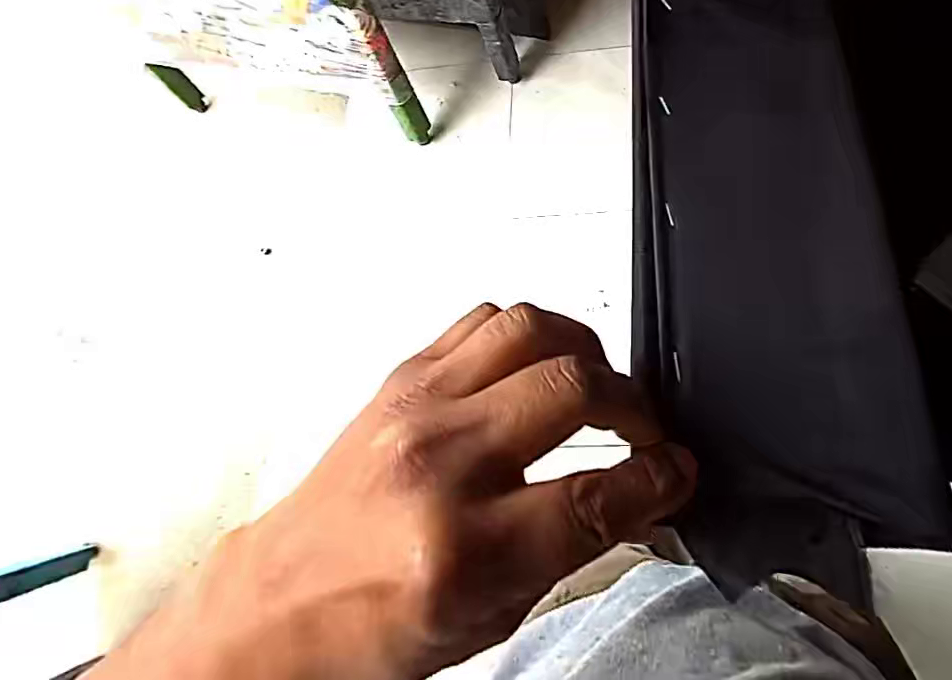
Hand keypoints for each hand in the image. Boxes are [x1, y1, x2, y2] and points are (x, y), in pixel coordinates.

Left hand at [92, 303, 697, 679]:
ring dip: (585, 351)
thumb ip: (572, 548)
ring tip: (598, 382)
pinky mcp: (403, 376)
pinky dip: (528, 334)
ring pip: (531, 329)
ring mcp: (418, 405)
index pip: (592, 497)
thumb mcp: (488, 619)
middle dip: (634, 405)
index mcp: (461, 550)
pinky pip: (484, 320)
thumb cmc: (374, 631)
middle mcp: (440, 461)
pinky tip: (537, 364)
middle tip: (645, 427)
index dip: (655, 479)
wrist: (275, 608)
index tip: (677, 470)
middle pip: (572, 388)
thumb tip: (640, 494)